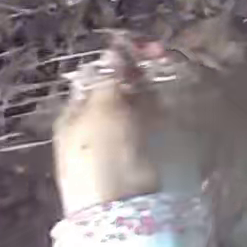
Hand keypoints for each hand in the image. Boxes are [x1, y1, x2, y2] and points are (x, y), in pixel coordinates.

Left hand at [53, 38, 172, 214]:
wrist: (119, 200)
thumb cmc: (102, 152)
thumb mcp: (101, 110)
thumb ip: (110, 79)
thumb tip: (114, 51)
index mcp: (77, 111)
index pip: (97, 75)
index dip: (117, 59)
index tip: (142, 46)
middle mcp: (96, 119)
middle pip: (118, 85)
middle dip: (138, 68)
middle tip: (162, 53)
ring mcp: (120, 132)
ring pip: (137, 98)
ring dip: (151, 83)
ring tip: (168, 70)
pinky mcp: (141, 142)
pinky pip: (150, 115)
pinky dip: (159, 103)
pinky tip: (168, 96)